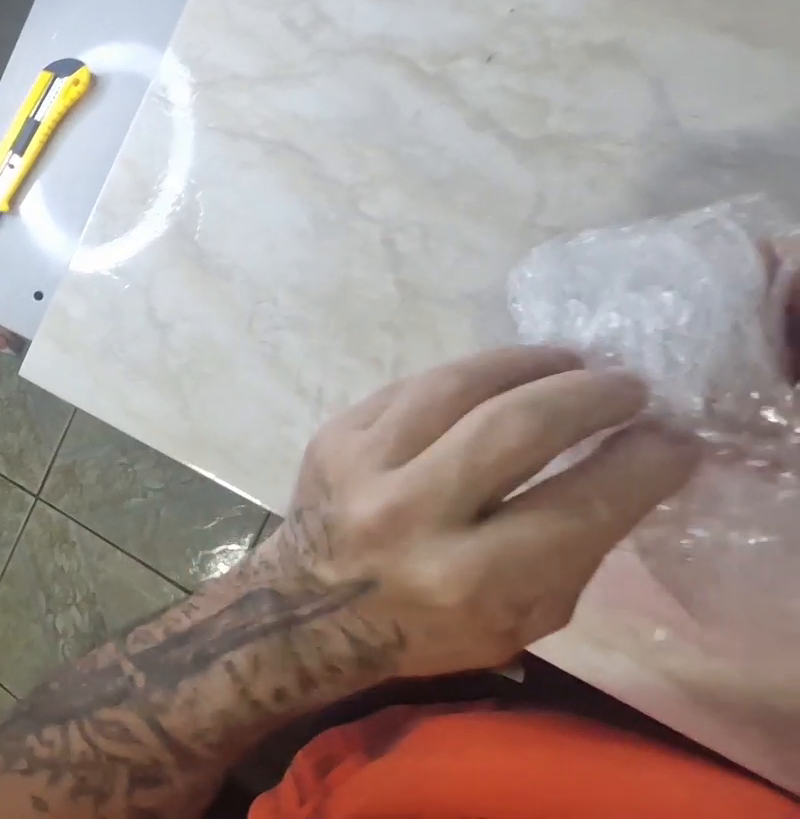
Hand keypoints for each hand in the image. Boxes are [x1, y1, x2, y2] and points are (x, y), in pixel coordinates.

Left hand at [257, 346, 699, 679]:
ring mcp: (359, 466)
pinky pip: (405, 388)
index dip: (641, 463)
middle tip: (626, 386)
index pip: (577, 505)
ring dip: (520, 365)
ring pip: (450, 387)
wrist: (310, 603)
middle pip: (512, 428)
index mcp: (470, 577)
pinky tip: (495, 378)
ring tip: (565, 362)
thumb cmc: (431, 622)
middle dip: (585, 397)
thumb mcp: (525, 616)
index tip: (674, 437)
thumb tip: (632, 462)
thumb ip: (576, 548)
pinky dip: (460, 377)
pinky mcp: (329, 436)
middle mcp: (409, 513)